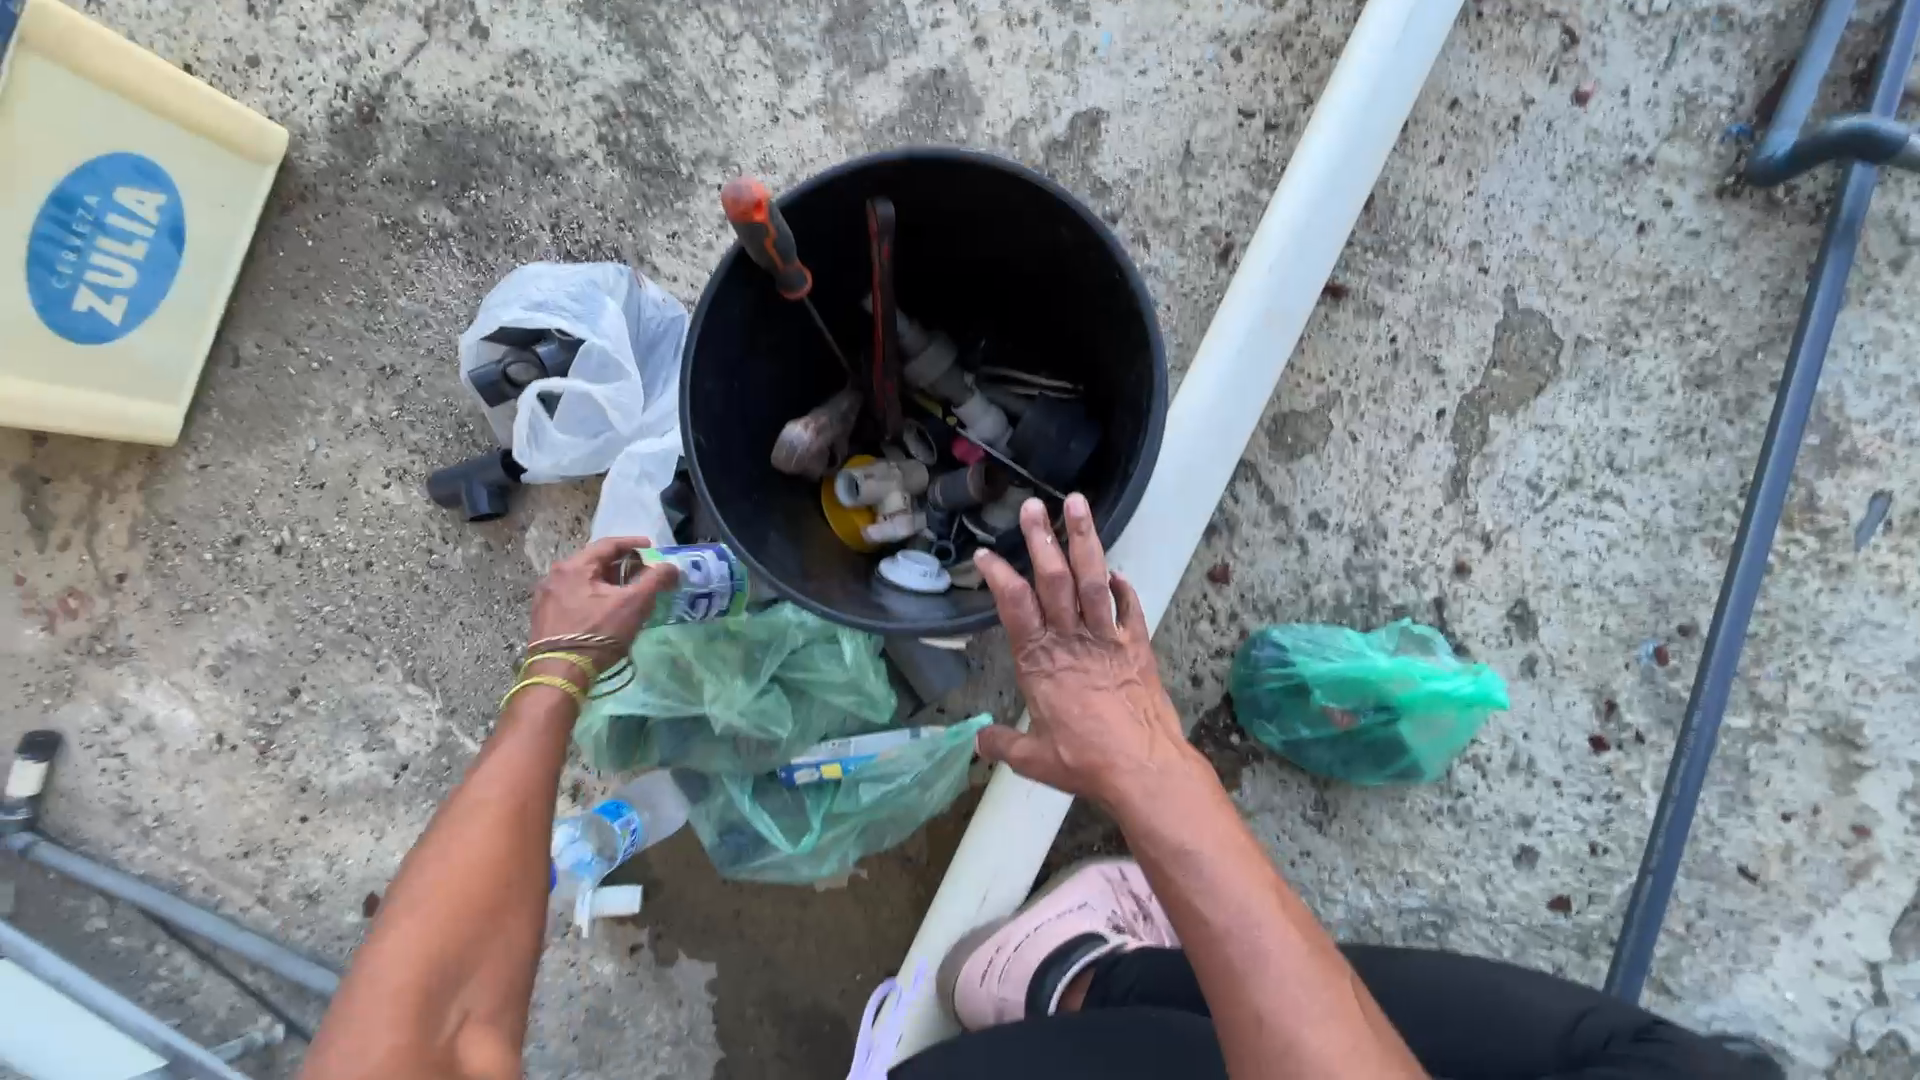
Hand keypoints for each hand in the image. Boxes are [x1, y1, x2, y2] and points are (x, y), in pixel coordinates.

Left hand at [527, 536, 678, 673]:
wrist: (559, 672)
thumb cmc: (598, 632)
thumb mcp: (633, 604)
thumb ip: (655, 580)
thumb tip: (671, 567)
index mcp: (575, 566)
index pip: (608, 544)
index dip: (633, 544)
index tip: (651, 547)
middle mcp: (556, 575)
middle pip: (595, 561)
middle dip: (621, 565)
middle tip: (642, 572)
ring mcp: (546, 596)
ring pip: (584, 580)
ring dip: (607, 582)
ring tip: (626, 592)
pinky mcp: (544, 615)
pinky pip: (574, 595)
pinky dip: (594, 595)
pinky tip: (605, 609)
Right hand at [972, 493, 1199, 809]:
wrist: (1144, 767)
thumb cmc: (1086, 761)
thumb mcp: (1035, 759)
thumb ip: (1003, 744)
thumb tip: (978, 742)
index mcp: (1040, 662)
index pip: (1014, 607)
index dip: (999, 576)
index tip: (986, 554)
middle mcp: (1071, 640)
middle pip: (1053, 580)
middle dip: (1041, 539)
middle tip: (1032, 506)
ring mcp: (1107, 638)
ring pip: (1092, 579)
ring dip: (1085, 539)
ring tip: (1078, 504)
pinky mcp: (1137, 646)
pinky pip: (1129, 607)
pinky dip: (1123, 586)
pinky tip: (1117, 570)